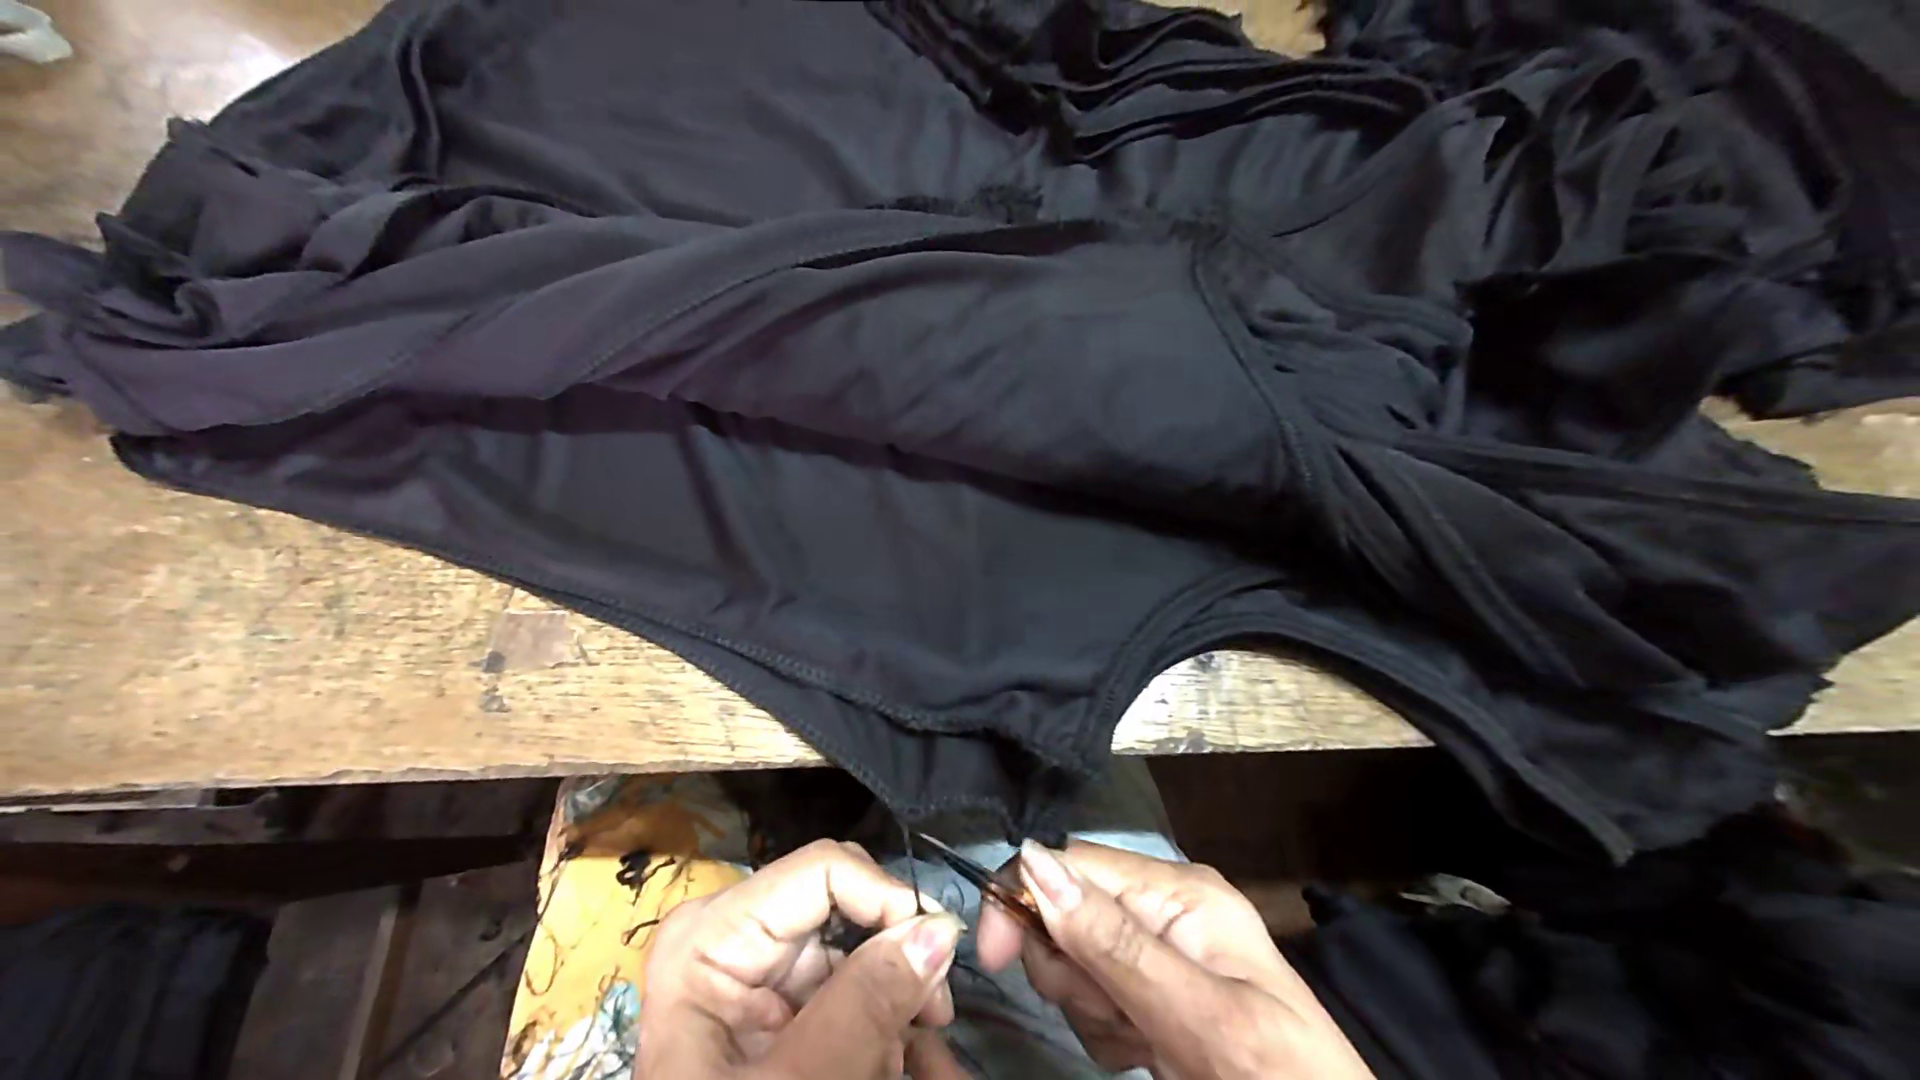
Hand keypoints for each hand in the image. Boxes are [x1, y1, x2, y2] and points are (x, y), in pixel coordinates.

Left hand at [637, 839, 969, 1078]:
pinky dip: (881, 1031)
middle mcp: (734, 936)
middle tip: (938, 1020)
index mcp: (714, 934)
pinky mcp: (774, 1011)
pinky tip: (914, 1064)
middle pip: (845, 911)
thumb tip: (941, 928)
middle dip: (899, 960)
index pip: (824, 870)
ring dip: (900, 1006)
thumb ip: (866, 1004)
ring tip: (930, 1061)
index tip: (940, 956)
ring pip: (856, 956)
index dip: (889, 899)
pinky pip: (844, 997)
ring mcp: (754, 975)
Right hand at [977, 840, 1374, 1079]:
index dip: (1024, 898)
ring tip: (1142, 1044)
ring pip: (1074, 958)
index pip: (1073, 863)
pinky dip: (1105, 1029)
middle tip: (1113, 1016)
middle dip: (1070, 968)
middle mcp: (1165, 906)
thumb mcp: (1204, 1020)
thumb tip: (1031, 860)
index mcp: (1180, 891)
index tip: (994, 960)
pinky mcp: (1154, 988)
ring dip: (1091, 1008)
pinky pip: (1095, 994)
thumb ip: (1116, 943)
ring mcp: (1160, 949)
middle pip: (1067, 909)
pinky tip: (1146, 1052)